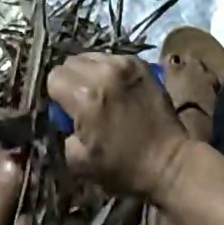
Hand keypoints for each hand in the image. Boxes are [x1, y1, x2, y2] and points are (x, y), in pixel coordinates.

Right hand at [47, 53, 190, 197]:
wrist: (169, 162)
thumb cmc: (124, 167)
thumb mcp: (79, 162)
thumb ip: (62, 133)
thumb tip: (62, 117)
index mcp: (85, 97)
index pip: (54, 77)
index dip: (57, 95)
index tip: (67, 110)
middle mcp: (102, 73)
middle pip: (70, 62)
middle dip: (71, 80)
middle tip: (84, 102)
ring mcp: (124, 64)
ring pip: (91, 56)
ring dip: (90, 72)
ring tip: (103, 93)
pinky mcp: (140, 63)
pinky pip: (113, 58)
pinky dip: (110, 70)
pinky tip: (119, 89)